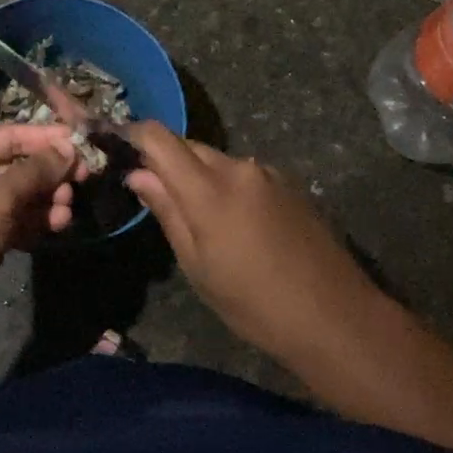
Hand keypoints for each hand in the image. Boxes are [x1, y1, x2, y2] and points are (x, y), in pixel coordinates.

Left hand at [0, 125, 82, 335]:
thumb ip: (36, 171)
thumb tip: (69, 147)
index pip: (10, 135)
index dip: (47, 138)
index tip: (83, 143)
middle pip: (20, 165)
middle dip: (50, 174)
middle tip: (82, 180)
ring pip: (24, 194)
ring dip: (49, 199)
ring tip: (66, 210)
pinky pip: (21, 219)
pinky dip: (39, 220)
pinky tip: (59, 225)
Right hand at [123, 122, 381, 366]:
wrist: (338, 319)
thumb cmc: (255, 304)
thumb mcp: (197, 266)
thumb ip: (166, 211)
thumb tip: (137, 174)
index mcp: (208, 188)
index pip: (159, 137)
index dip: (133, 133)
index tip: (115, 143)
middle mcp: (237, 168)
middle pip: (188, 146)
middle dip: (165, 160)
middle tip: (152, 190)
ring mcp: (268, 173)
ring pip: (217, 161)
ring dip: (199, 176)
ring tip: (199, 217)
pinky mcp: (290, 185)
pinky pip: (244, 174)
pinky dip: (228, 187)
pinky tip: (238, 224)